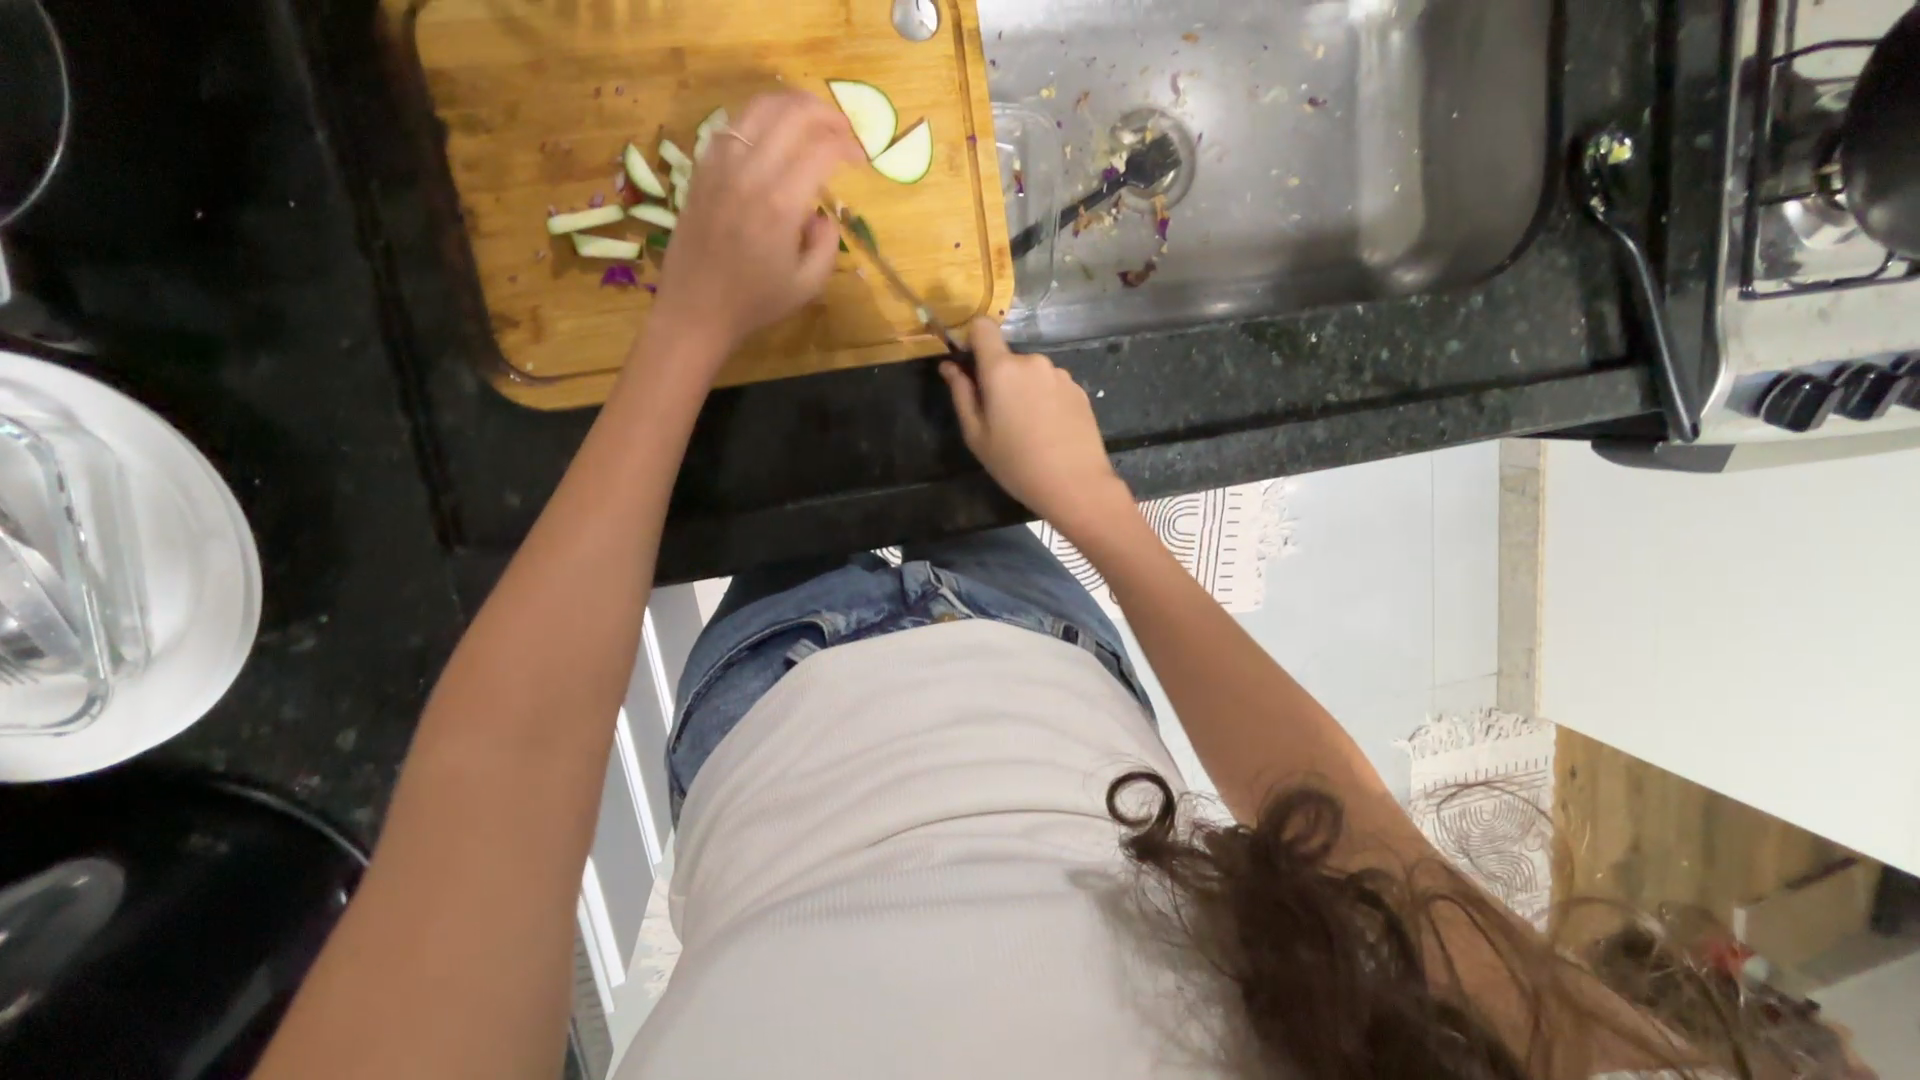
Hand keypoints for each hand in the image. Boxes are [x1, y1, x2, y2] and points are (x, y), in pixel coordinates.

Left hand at [651, 92, 865, 360]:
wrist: (695, 310)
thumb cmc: (754, 304)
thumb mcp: (808, 285)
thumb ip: (827, 244)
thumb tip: (823, 215)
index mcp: (781, 204)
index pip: (822, 150)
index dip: (849, 148)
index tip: (861, 160)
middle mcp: (750, 174)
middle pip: (792, 115)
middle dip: (825, 115)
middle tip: (843, 129)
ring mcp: (721, 166)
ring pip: (758, 108)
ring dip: (791, 106)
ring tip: (810, 119)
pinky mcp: (702, 169)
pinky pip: (731, 126)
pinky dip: (758, 120)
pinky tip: (771, 135)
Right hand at [940, 318, 1133, 534]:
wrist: (1076, 484)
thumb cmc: (1016, 464)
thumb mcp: (977, 435)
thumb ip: (961, 394)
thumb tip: (949, 366)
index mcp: (1002, 369)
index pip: (983, 327)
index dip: (972, 339)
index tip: (969, 364)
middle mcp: (1033, 362)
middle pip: (1007, 358)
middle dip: (1000, 378)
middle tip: (1000, 418)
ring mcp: (1060, 374)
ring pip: (1031, 373)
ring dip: (1024, 390)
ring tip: (1028, 429)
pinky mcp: (1079, 389)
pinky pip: (1052, 386)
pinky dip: (1045, 400)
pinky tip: (1049, 431)